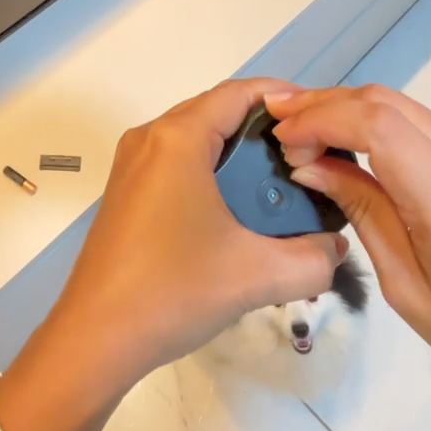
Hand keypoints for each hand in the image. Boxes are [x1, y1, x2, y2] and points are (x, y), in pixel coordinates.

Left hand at [0, 79, 347, 430]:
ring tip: (280, 184)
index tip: (320, 119)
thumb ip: (312, 260)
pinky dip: (212, 170)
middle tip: (308, 157)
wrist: (96, 337)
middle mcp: (151, 136)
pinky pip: (178, 160)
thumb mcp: (255, 275)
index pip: (239, 93)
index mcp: (178, 137)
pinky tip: (237, 208)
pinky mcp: (127, 189)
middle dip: (264, 128)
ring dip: (237, 152)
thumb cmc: (172, 290)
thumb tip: (335, 247)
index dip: (283, 98)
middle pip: (217, 111)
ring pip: (197, 137)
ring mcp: (134, 162)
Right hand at [265, 86, 430, 423]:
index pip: (381, 128)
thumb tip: (309, 164)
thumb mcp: (406, 289)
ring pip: (403, 106)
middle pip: (388, 103)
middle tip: (279, 122)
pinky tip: (344, 139)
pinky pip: (419, 125)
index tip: (283, 138)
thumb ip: (362, 212)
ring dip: (346, 108)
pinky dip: (373, 122)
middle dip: (326, 104)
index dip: (323, 119)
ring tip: (300, 126)